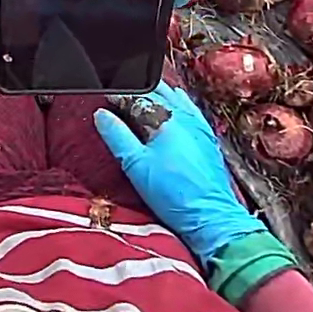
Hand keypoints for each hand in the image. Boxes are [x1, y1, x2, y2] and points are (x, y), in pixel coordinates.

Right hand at [92, 83, 264, 266]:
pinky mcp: (207, 137)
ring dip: (158, 95)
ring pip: (175, 98)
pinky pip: (190, 109)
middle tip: (120, 100)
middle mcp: (184, 115)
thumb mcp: (135, 165)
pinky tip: (175, 105)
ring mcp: (198, 125)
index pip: (137, 97)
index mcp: (165, 117)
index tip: (105, 101)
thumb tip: (101, 115)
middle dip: (137, 94)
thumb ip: (117, 135)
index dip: (118, 97)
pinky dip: (178, 103)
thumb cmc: (173, 193)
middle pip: (157, 93)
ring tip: (143, 99)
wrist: (210, 217)